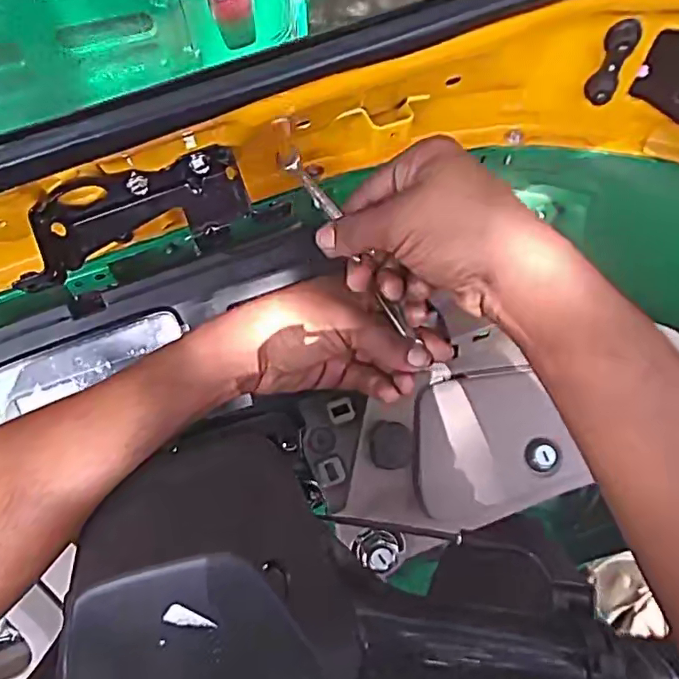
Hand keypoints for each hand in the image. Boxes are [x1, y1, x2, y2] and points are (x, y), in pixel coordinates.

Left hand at [188, 276, 452, 400]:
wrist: (243, 356)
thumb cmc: (277, 322)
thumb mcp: (340, 324)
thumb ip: (382, 340)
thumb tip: (415, 354)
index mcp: (353, 289)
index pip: (396, 304)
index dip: (418, 323)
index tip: (435, 340)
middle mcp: (350, 314)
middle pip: (393, 334)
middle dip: (414, 350)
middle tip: (431, 363)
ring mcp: (342, 342)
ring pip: (381, 358)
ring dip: (398, 372)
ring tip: (407, 382)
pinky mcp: (334, 368)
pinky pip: (365, 376)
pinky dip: (379, 384)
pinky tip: (390, 389)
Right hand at [314, 136, 585, 324]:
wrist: (511, 273)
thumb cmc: (469, 232)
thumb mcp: (396, 224)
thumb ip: (354, 231)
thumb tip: (328, 237)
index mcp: (425, 160)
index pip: (369, 191)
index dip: (350, 223)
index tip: (336, 248)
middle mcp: (438, 187)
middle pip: (384, 226)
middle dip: (371, 258)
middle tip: (360, 277)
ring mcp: (447, 223)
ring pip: (399, 252)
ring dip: (390, 277)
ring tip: (392, 290)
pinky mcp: (455, 254)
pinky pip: (419, 268)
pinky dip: (412, 285)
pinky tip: (413, 297)